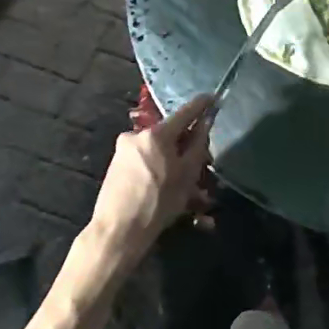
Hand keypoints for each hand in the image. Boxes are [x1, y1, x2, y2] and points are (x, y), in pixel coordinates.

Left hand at [88, 94, 215, 262]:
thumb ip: (197, 146)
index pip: (184, 112)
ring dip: (174, 165)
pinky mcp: (117, 165)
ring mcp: (123, 149)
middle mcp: (136, 135)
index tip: (212, 98)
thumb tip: (205, 122)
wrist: (118, 230)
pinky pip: (145, 162)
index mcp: (155, 134)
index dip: (201, 105)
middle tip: (203, 165)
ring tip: (189, 193)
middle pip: (170, 135)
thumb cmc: (158, 203)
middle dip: (187, 147)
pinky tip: (169, 194)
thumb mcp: (186, 176)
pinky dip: (159, 172)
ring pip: (158, 151)